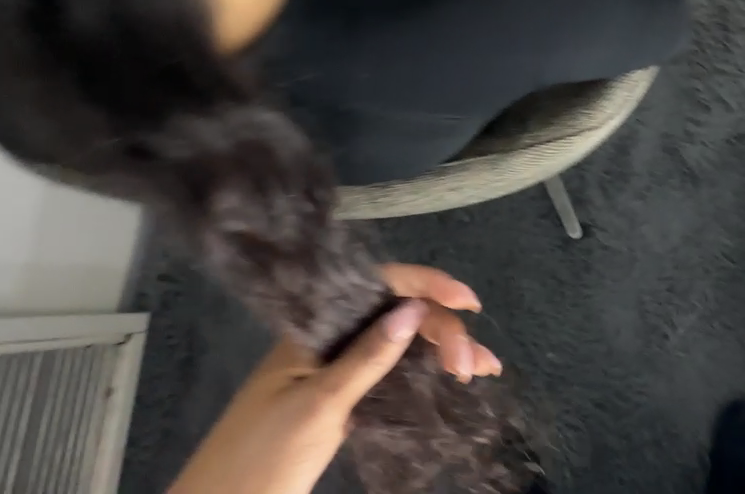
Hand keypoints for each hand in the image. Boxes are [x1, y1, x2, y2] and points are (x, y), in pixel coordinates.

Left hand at [169, 265, 501, 493]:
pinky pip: (391, 375)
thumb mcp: (319, 405)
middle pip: (397, 316)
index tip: (469, 302)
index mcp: (318, 328)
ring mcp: (335, 371)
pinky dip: (423, 376)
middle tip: (474, 366)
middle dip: (443, 329)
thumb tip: (415, 308)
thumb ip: (367, 356)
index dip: (428, 285)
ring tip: (483, 369)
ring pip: (399, 345)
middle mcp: (330, 340)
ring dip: (441, 351)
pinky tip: (450, 383)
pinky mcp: (340, 402)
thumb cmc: (261, 458)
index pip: (381, 285)